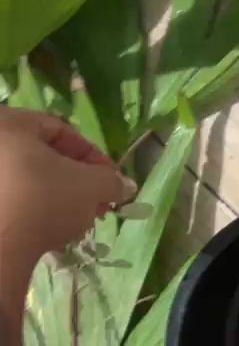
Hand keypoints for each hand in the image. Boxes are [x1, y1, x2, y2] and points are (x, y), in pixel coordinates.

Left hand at [0, 108, 134, 293]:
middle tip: (94, 199)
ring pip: (18, 173)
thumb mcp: (96, 185)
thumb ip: (113, 179)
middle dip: (72, 177)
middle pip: (35, 152)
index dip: (92, 154)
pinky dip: (23, 201)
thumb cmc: (44, 199)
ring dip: (50, 190)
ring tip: (72, 214)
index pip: (58, 128)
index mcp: (5, 124)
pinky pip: (4, 190)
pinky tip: (41, 221)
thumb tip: (120, 184)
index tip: (109, 178)